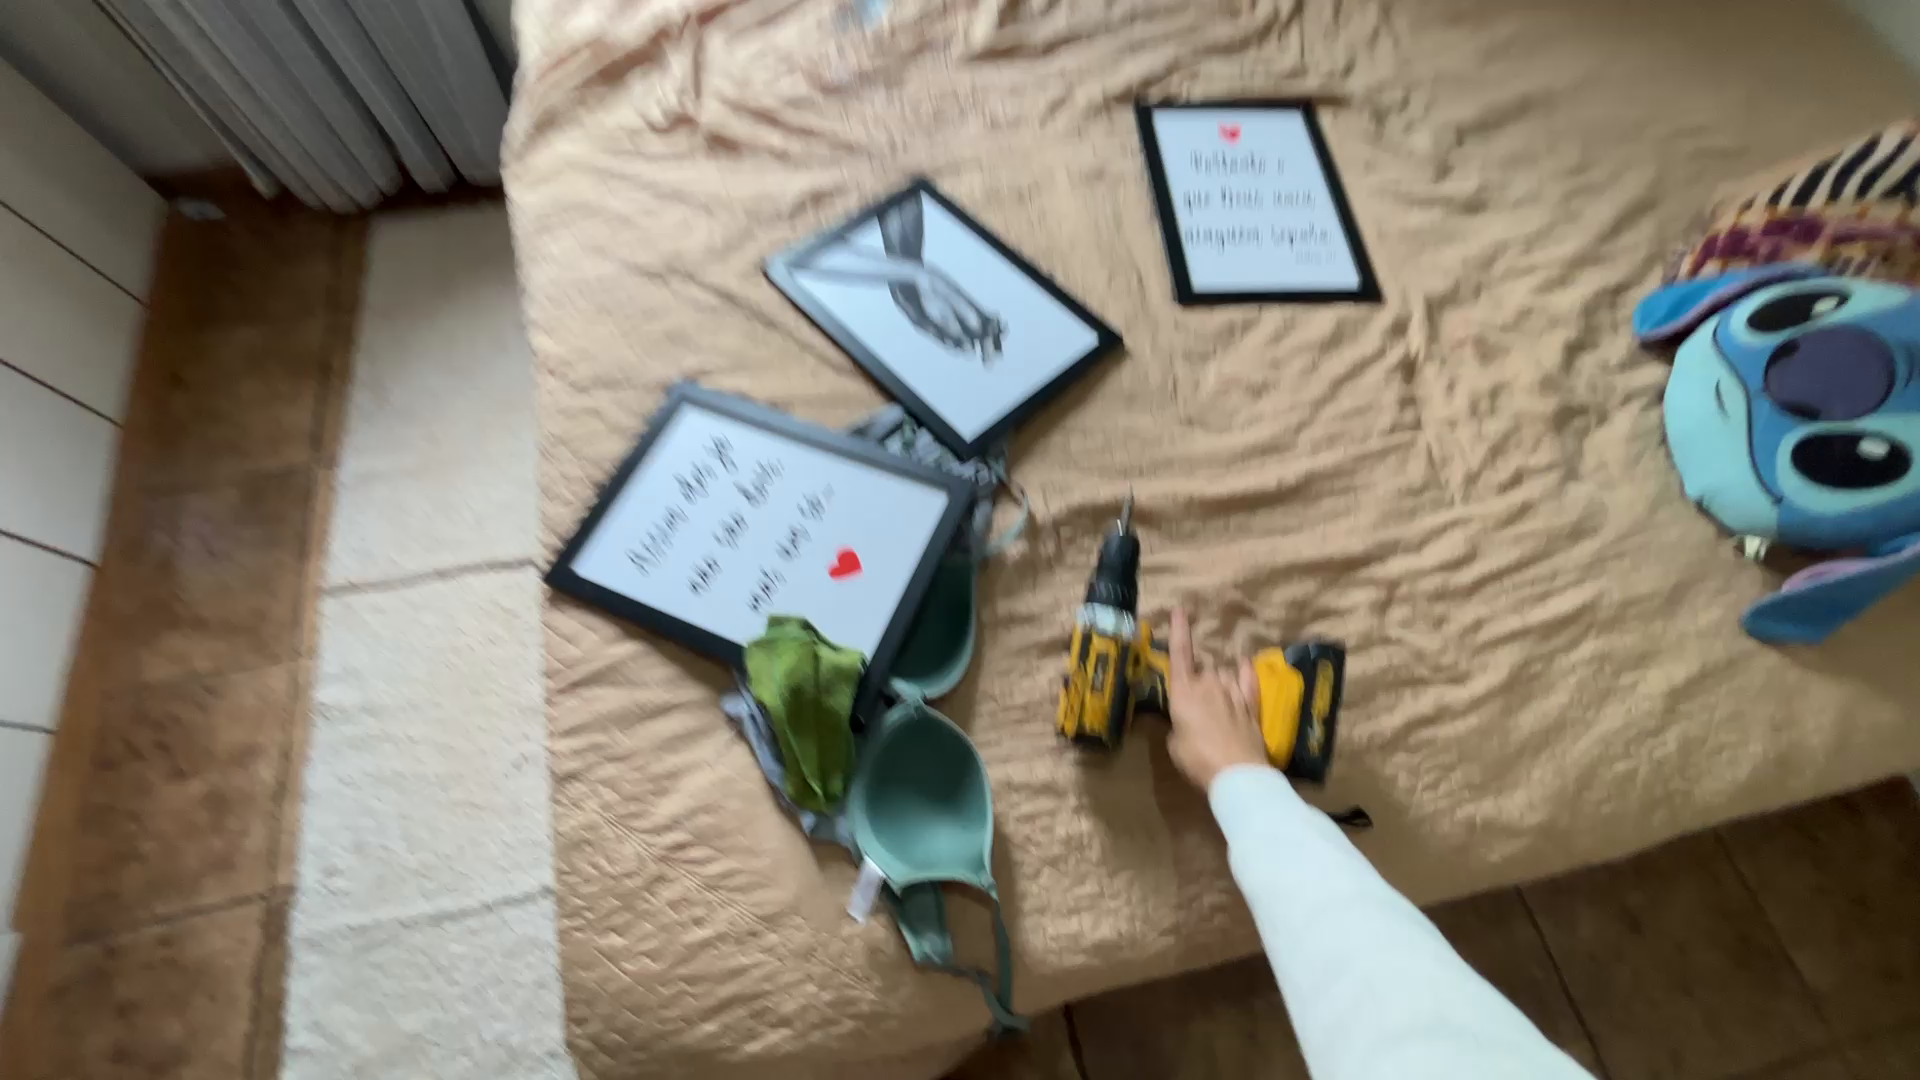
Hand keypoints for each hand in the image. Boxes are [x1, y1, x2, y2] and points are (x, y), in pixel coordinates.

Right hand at [1166, 609, 1268, 790]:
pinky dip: (1244, 671)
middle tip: (1195, 695)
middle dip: (1198, 673)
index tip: (1179, 610)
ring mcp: (1232, 692)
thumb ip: (1178, 724)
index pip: (1179, 654)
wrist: (1237, 774)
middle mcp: (1208, 684)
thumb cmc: (1196, 759)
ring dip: (1218, 678)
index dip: (1178, 631)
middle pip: (1203, 665)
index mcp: (1183, 692)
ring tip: (1215, 695)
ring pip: (1223, 672)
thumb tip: (1183, 721)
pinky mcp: (1251, 705)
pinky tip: (1243, 663)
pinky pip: (1247, 679)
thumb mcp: (1175, 743)